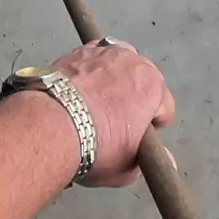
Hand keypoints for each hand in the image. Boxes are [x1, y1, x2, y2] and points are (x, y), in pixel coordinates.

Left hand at [51, 40, 174, 186]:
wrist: (53, 125)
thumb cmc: (97, 147)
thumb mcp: (127, 169)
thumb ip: (147, 159)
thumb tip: (166, 159)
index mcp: (153, 86)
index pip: (164, 107)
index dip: (151, 126)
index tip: (135, 138)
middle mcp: (134, 61)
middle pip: (143, 79)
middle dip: (134, 97)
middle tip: (115, 121)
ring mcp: (105, 51)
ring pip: (119, 62)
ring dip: (114, 77)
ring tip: (96, 100)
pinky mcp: (79, 49)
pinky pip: (94, 56)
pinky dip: (91, 68)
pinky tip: (79, 87)